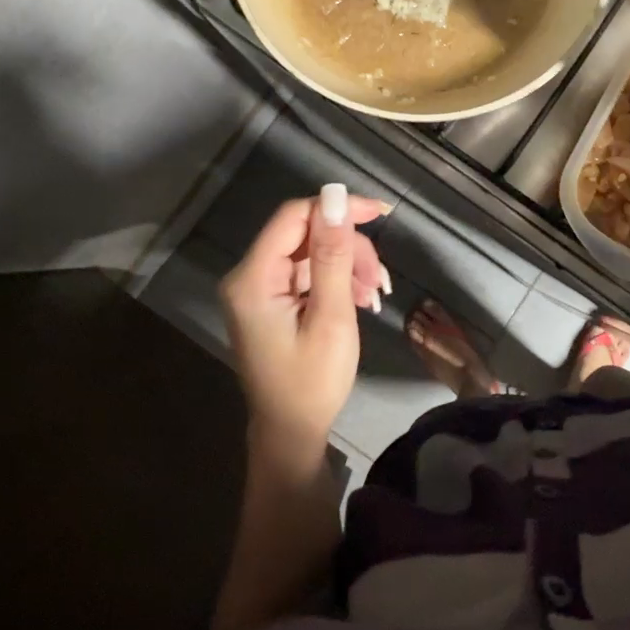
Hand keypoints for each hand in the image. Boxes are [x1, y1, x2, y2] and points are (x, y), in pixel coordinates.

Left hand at [219, 184, 391, 450]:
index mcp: (253, 278)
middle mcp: (249, 276)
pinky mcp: (272, 302)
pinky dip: (338, 282)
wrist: (292, 433)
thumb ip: (332, 254)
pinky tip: (362, 301)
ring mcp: (259, 290)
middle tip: (380, 281)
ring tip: (375, 297)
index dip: (337, 208)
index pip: (294, 216)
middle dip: (349, 249)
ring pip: (312, 253)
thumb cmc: (312, 382)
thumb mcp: (331, 317)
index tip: (381, 214)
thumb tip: (335, 195)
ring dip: (349, 267)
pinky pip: (307, 274)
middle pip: (306, 234)